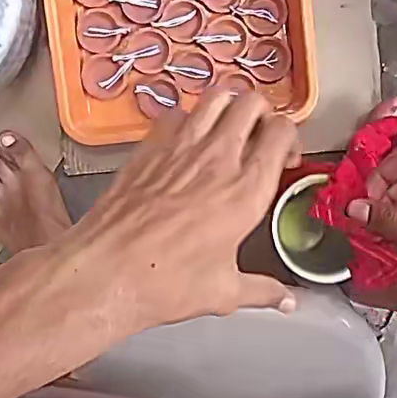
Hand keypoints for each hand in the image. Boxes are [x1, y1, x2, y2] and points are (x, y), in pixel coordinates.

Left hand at [48, 85, 301, 336]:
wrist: (107, 271)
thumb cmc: (167, 282)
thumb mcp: (224, 292)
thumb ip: (262, 290)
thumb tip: (286, 301)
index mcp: (246, 189)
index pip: (281, 132)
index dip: (289, 136)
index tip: (284, 154)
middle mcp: (218, 158)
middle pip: (251, 102)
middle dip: (262, 113)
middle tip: (258, 136)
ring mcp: (181, 146)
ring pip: (216, 96)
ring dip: (229, 104)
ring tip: (228, 126)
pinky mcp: (150, 146)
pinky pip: (177, 112)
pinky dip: (189, 117)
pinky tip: (187, 138)